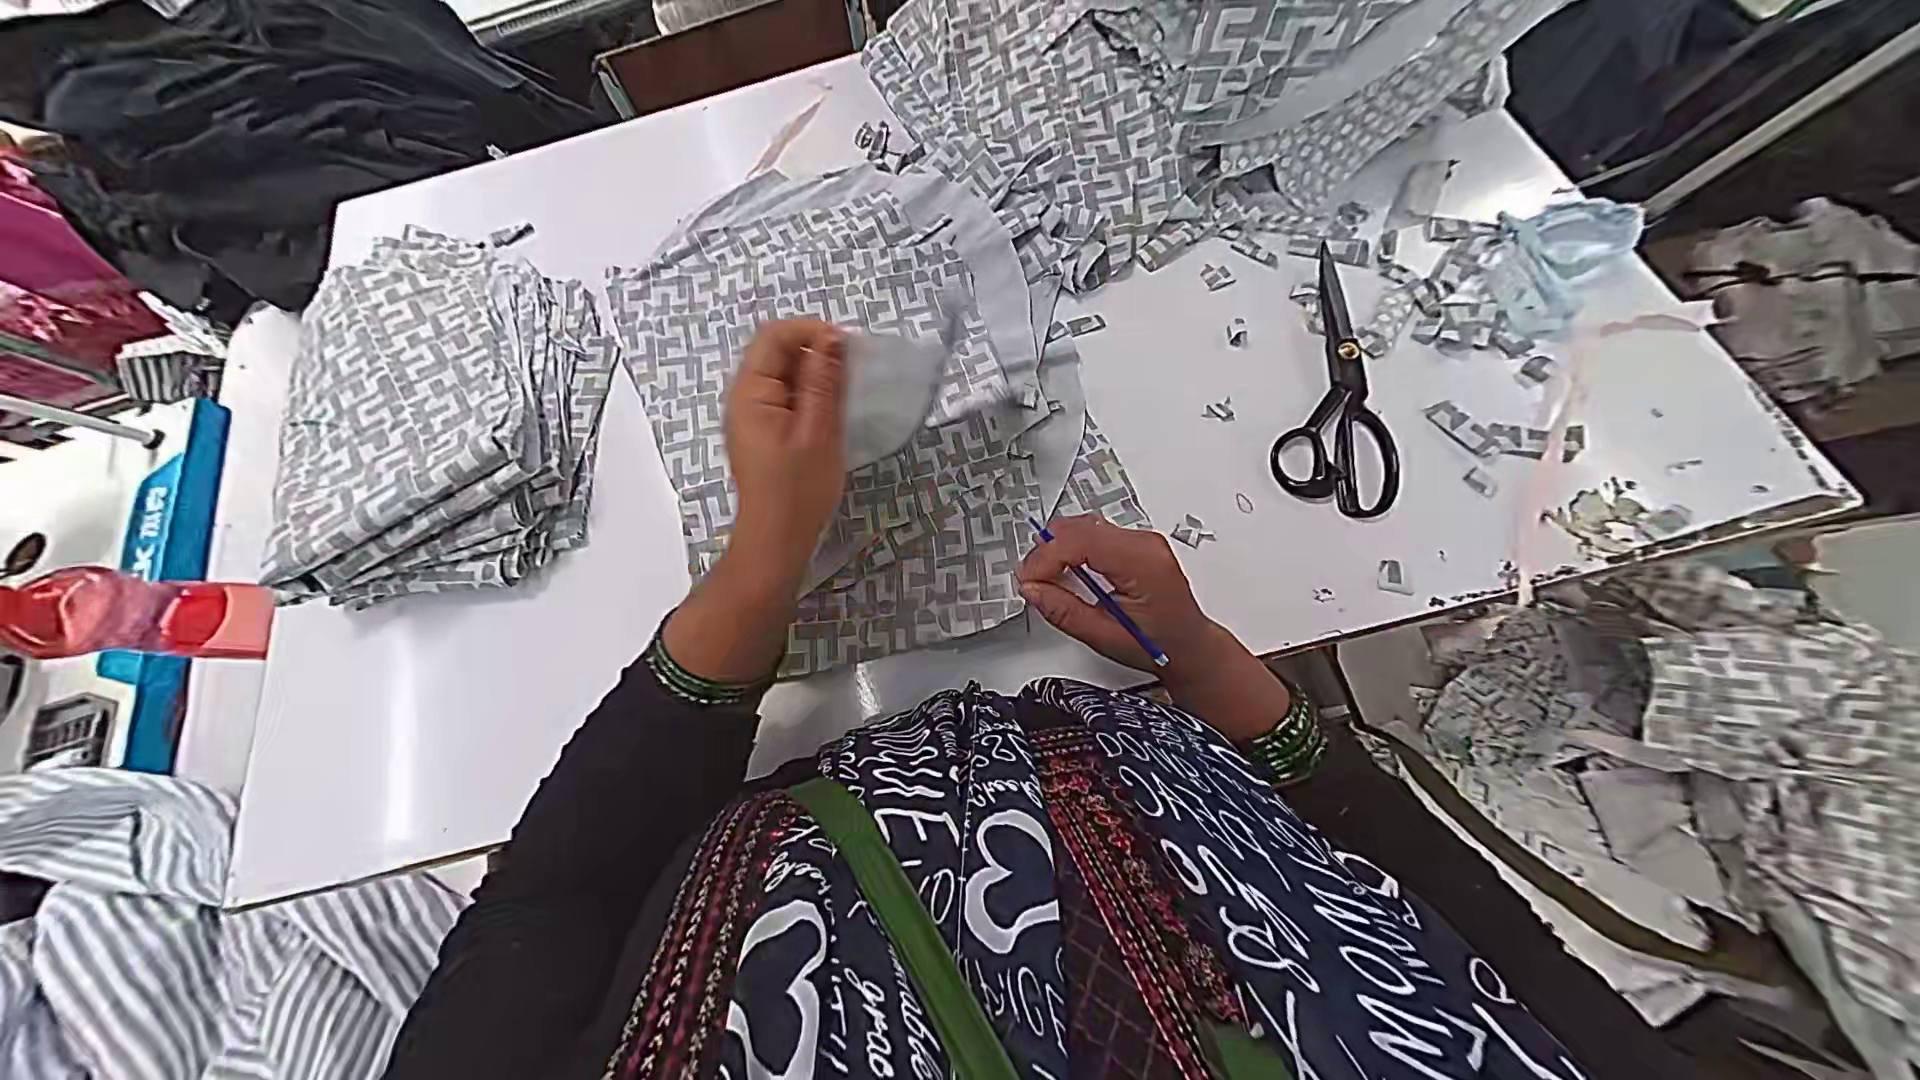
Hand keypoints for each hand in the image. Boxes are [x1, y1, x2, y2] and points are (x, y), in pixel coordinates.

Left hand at [663, 319, 846, 684]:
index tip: (849, 348)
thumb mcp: (818, 432)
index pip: (774, 336)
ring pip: (785, 377)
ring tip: (846, 394)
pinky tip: (832, 413)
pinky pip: (788, 399)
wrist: (778, 540)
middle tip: (853, 373)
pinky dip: (811, 397)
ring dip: (817, 376)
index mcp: (750, 393)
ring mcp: (754, 416)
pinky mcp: (766, 432)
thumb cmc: (798, 491)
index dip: (812, 331)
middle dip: (816, 353)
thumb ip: (822, 382)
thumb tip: (831, 338)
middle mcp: (745, 398)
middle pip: (778, 353)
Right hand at [1016, 514, 1289, 740]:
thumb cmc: (1160, 645)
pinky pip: (1093, 533)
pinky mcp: (1134, 543)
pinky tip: (1066, 572)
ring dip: (1057, 549)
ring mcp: (1141, 540)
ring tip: (1047, 579)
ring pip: (1083, 526)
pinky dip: (1071, 549)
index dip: (1045, 558)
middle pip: (1079, 527)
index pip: (1080, 542)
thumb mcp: (1104, 636)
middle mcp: (1144, 543)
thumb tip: (1033, 589)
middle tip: (1032, 581)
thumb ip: (1064, 611)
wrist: (1189, 646)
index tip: (1028, 580)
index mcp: (1142, 563)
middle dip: (1047, 552)